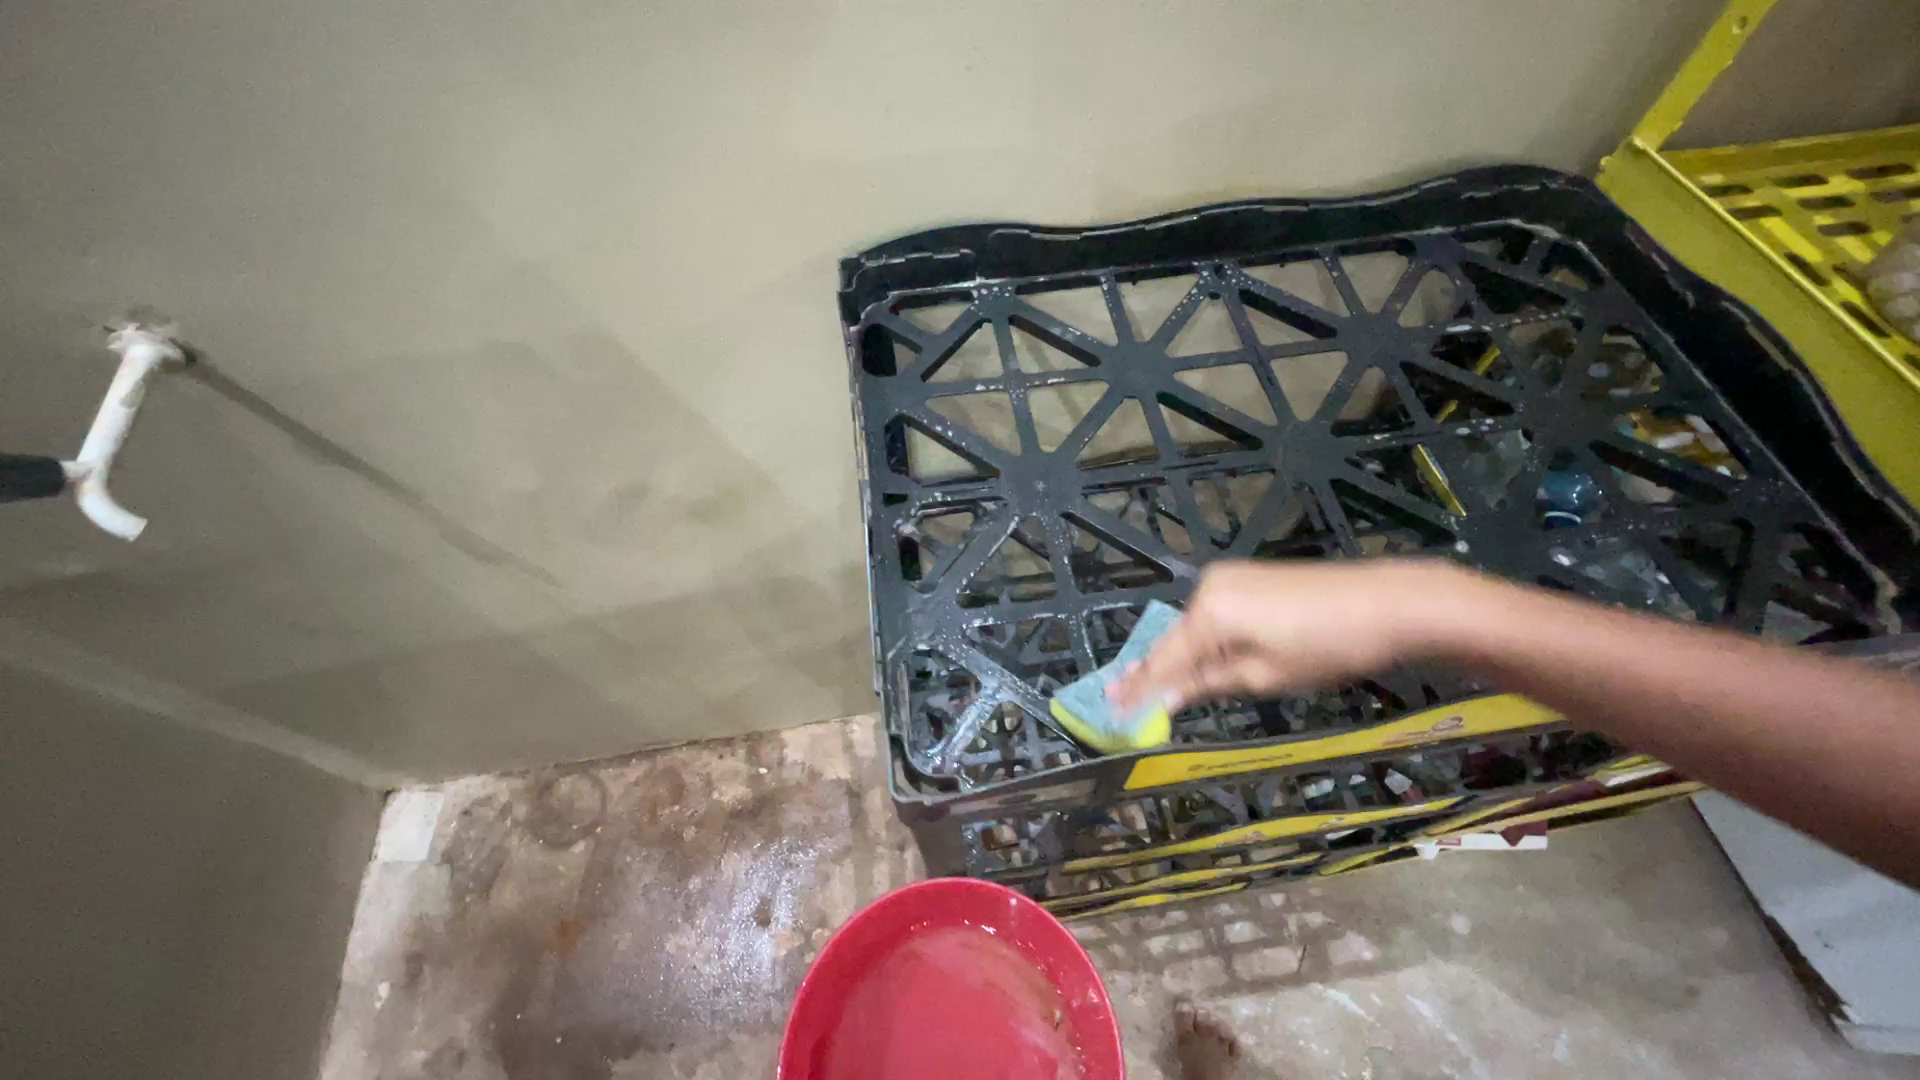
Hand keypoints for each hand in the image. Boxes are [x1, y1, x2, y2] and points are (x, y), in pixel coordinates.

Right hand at [1107, 558, 1464, 711]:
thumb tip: (1162, 699)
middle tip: (1115, 699)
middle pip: (1172, 640)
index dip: (1138, 690)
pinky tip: (1188, 658)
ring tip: (1144, 685)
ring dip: (1173, 657)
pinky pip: (1210, 615)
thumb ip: (1206, 684)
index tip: (1110, 712)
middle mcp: (1208, 588)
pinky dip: (1198, 640)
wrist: (1387, 603)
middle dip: (1148, 671)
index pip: (1163, 659)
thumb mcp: (1263, 677)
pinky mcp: (1246, 578)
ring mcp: (1228, 578)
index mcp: (1209, 612)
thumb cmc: (1326, 649)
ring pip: (1190, 627)